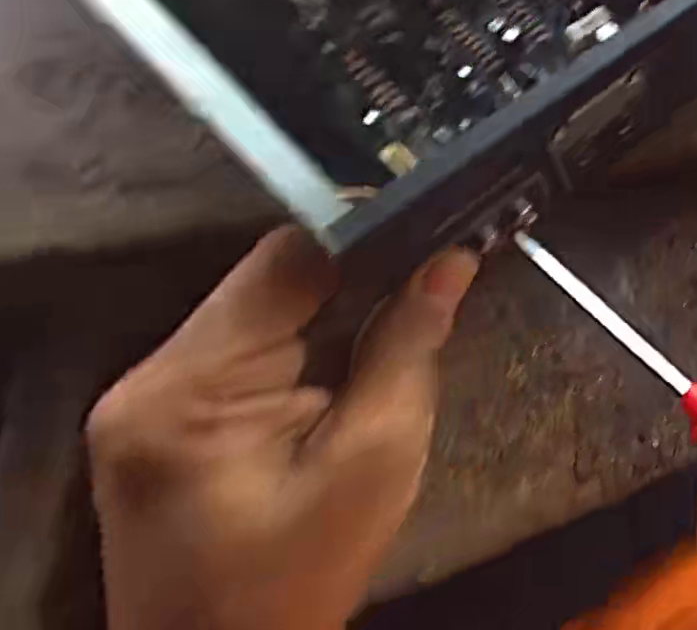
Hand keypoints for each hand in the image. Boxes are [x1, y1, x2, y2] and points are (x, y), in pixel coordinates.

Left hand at [86, 226, 478, 629]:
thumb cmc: (305, 560)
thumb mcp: (381, 445)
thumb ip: (411, 341)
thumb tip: (453, 258)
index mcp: (192, 386)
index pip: (288, 260)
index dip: (372, 227)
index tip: (445, 217)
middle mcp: (160, 374)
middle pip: (280, 271)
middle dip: (373, 259)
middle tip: (451, 255)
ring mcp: (164, 390)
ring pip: (279, 294)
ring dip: (356, 287)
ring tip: (427, 285)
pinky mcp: (184, 403)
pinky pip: (271, 327)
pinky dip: (332, 316)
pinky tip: (378, 325)